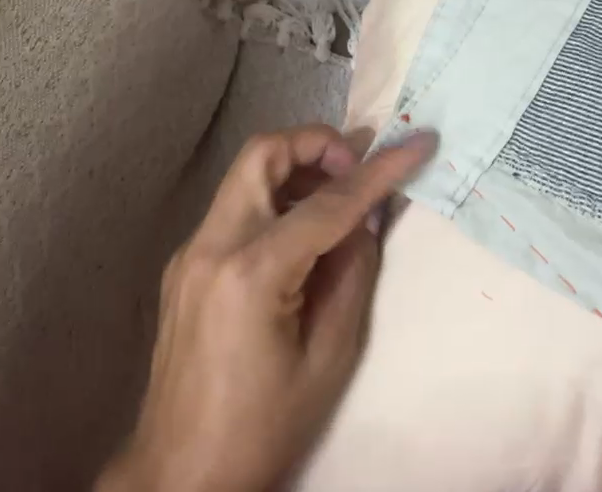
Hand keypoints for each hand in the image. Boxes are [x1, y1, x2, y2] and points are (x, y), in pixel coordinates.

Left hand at [98, 125, 437, 491]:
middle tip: (359, 167)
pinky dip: (276, 200)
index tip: (419, 142)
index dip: (380, 170)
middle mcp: (212, 247)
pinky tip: (305, 236)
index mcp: (251, 273)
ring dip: (297, 169)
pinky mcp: (186, 266)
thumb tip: (368, 216)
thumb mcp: (330, 353)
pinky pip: (236, 208)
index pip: (328, 203)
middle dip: (318, 144)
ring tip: (339, 201)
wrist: (182, 475)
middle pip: (263, 153)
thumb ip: (354, 270)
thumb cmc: (264, 425)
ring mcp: (191, 254)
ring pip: (247, 175)